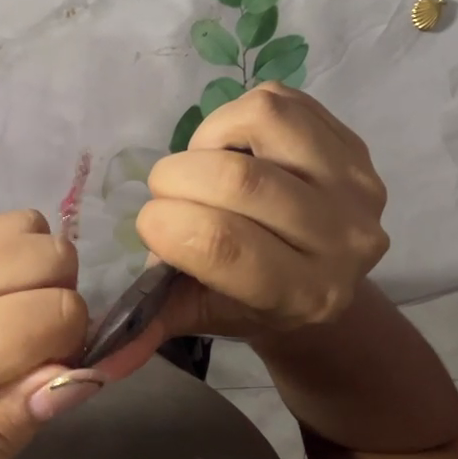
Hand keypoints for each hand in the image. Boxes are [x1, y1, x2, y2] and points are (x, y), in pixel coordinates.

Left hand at [0, 211, 158, 458]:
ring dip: (42, 275)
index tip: (42, 385)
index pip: (50, 314)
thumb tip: (76, 378)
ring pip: (28, 228)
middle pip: (48, 255)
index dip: (72, 350)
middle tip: (32, 355)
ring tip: (12, 326)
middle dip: (63, 305)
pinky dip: (15, 256)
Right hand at [137, 83, 387, 340]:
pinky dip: (234, 117)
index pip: (222, 244)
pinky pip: (277, 99)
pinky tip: (231, 148)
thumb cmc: (246, 296)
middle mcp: (345, 240)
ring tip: (202, 164)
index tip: (149, 222)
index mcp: (303, 294)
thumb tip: (101, 359)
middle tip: (165, 191)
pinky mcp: (352, 142)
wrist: (319, 276)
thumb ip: (152, 322)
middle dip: (177, 178)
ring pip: (262, 122)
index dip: (165, 223)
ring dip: (210, 140)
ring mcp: (356, 185)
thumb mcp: (200, 314)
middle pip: (240, 181)